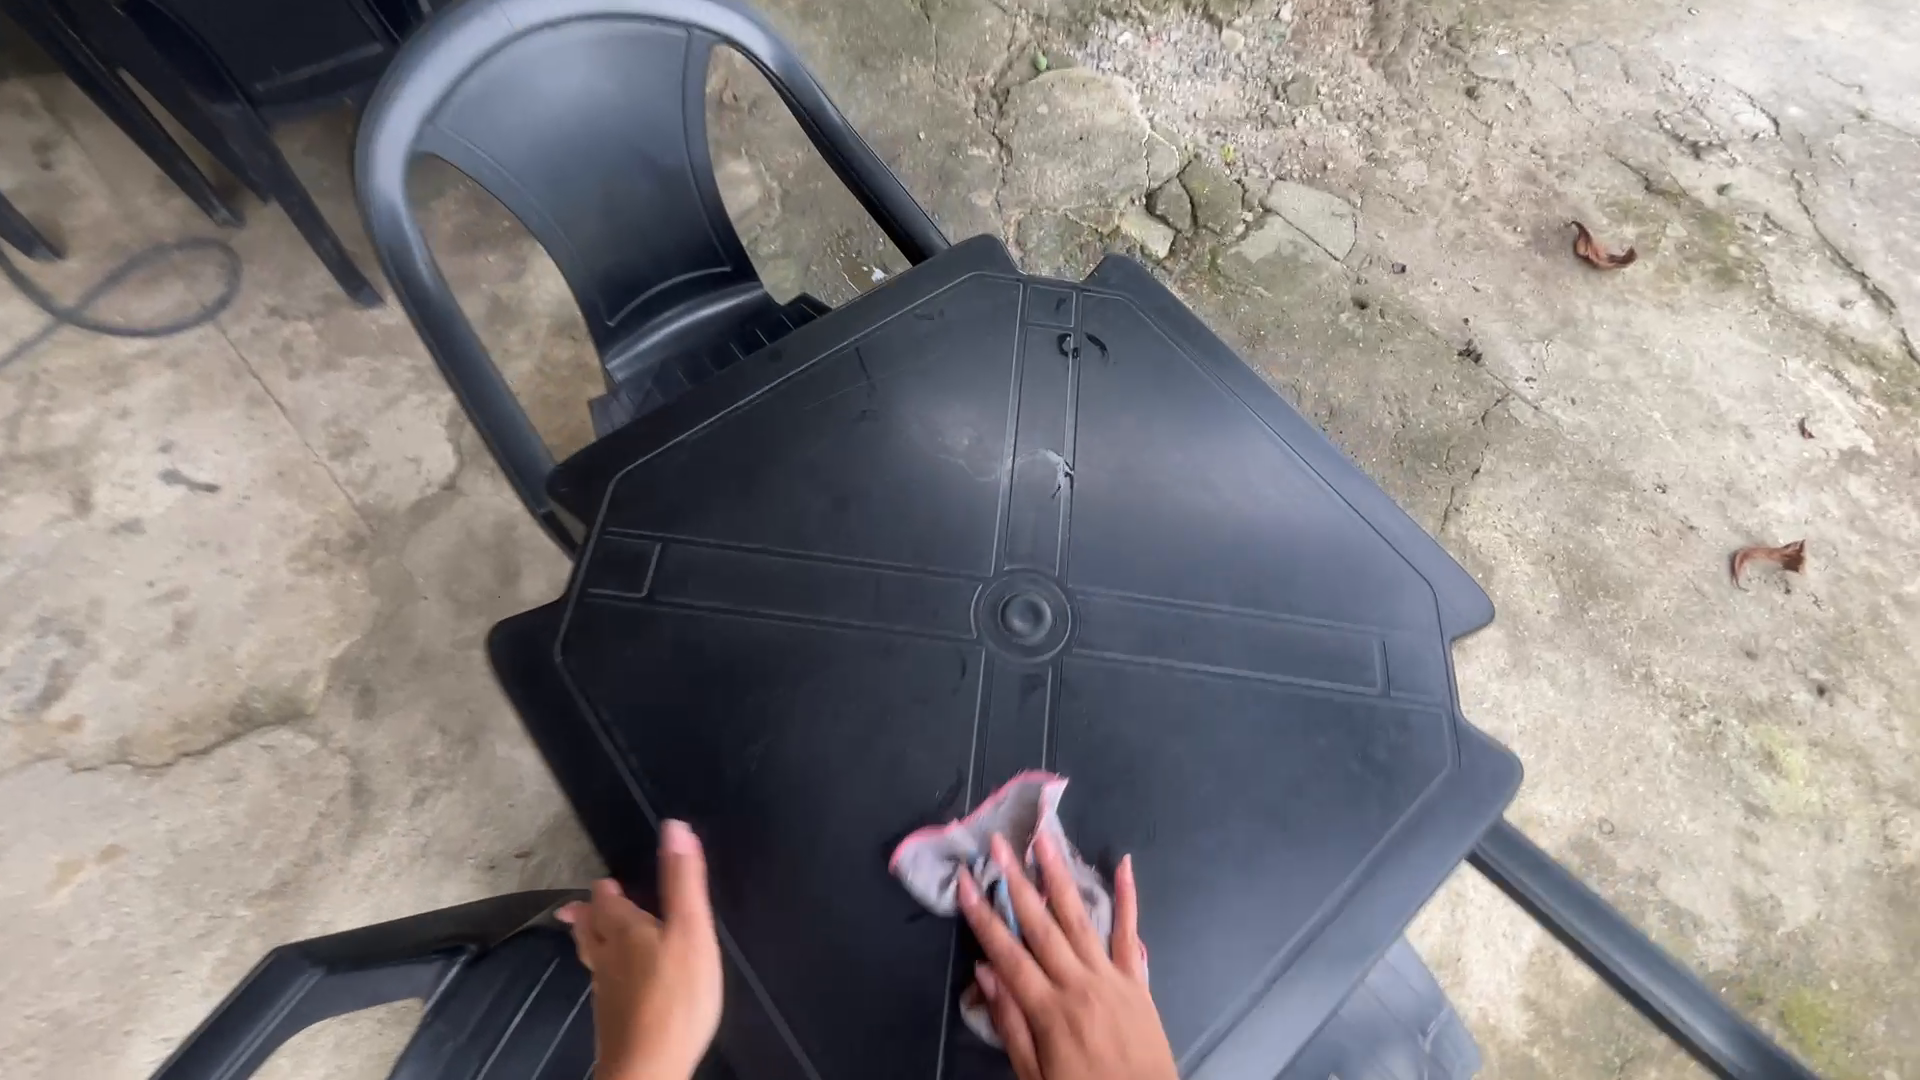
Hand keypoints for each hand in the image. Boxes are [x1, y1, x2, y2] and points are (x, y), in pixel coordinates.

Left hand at [557, 820, 722, 1079]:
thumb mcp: (691, 929)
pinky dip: (606, 972)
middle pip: (591, 930)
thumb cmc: (676, 996)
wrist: (648, 1072)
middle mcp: (608, 959)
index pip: (607, 902)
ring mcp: (607, 994)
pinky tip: (616, 982)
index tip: (607, 880)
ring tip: (584, 932)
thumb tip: (674, 827)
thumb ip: (683, 880)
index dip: (607, 889)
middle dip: (588, 915)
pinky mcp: (613, 1022)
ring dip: (590, 941)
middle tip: (579, 905)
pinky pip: (605, 985)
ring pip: (593, 959)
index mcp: (625, 931)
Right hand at [957, 832, 1176, 1079]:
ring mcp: (1110, 977)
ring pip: (1079, 917)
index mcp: (1049, 1011)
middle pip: (1040, 925)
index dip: (982, 916)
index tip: (965, 881)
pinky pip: (1130, 933)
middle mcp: (1078, 984)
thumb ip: (1010, 1025)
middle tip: (1000, 844)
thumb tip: (984, 971)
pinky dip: (1128, 897)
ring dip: (1060, 875)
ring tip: (1045, 839)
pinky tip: (1124, 864)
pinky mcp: (1137, 980)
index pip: (1007, 953)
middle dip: (1016, 881)